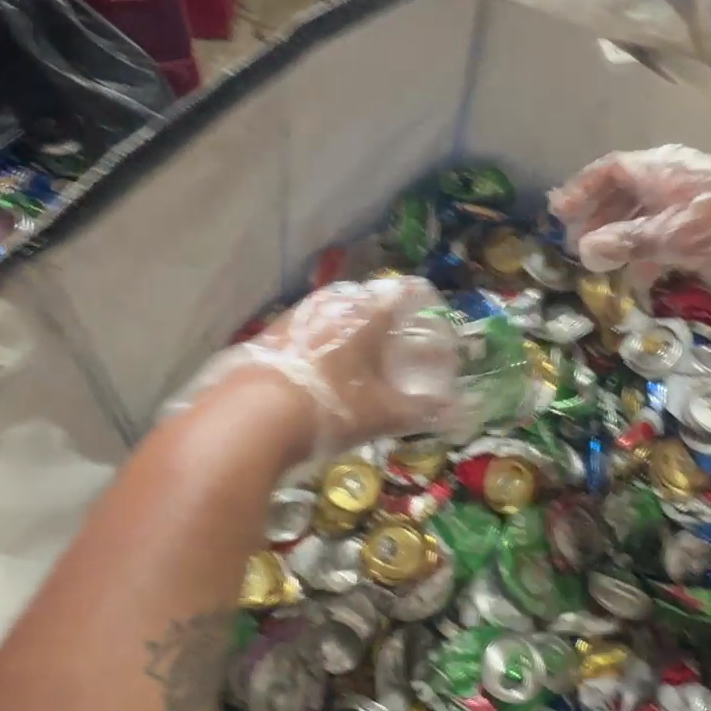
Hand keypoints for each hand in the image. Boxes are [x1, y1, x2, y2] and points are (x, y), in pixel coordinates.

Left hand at [166, 277, 459, 459]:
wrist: (247, 420)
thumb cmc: (329, 407)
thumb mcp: (383, 415)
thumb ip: (425, 411)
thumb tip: (463, 414)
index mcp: (366, 311)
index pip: (404, 290)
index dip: (424, 302)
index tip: (433, 318)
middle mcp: (331, 302)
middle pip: (367, 298)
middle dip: (385, 317)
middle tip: (397, 344)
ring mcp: (294, 316)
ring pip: (332, 313)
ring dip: (349, 330)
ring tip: (358, 361)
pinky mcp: (266, 337)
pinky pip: (305, 332)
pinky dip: (319, 345)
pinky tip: (318, 374)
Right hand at [547, 145, 710, 271]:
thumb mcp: (672, 234)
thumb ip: (627, 241)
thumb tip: (585, 250)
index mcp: (657, 170)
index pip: (607, 171)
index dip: (581, 190)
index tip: (559, 213)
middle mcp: (671, 174)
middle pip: (624, 189)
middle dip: (598, 214)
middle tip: (576, 242)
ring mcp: (693, 192)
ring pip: (646, 208)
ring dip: (622, 231)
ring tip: (605, 259)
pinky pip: (668, 223)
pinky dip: (650, 242)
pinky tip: (647, 268)